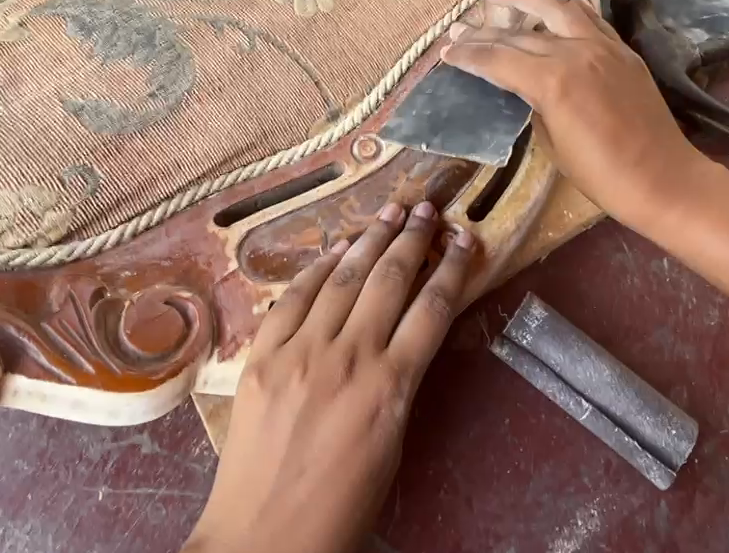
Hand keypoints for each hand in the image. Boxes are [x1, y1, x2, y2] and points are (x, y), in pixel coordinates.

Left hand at [183, 200, 475, 552]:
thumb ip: (399, 382)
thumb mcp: (391, 444)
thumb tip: (406, 334)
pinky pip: (294, 297)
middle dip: (413, 238)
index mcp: (390, 387)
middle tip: (428, 208)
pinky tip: (336, 250)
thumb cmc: (340, 508)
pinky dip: (318, 268)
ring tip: (391, 210)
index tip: (466, 238)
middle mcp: (348, 357)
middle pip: (390, 279)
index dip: (453, 267)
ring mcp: (300, 351)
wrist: (262, 542)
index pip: (432, 308)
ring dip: (370, 238)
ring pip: (344, 277)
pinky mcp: (263, 355)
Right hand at [440, 0, 704, 225]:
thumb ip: (534, 102)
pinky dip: (563, 5)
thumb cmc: (601, 175)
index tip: (447, 51)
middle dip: (486, 29)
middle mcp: (576, 52)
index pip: (499, 59)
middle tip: (460, 26)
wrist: (662, 178)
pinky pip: (587, 17)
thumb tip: (521, 83)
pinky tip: (550, 2)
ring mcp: (603, 46)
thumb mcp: (553, 142)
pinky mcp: (622, 49)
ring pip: (559, 6)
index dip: (469, 55)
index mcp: (553, 81)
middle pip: (521, 33)